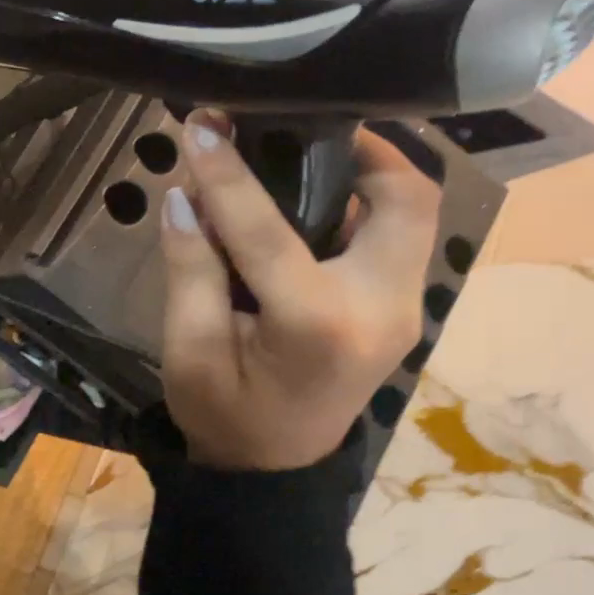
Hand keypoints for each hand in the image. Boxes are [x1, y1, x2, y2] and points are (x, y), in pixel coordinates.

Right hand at [158, 111, 440, 470]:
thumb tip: (183, 197)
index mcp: (317, 322)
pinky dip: (361, 203)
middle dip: (357, 148)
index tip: (201, 124)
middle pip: (403, 200)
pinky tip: (309, 198)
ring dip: (365, 171)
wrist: (273, 470)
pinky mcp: (399, 308)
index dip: (226, 172)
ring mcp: (402, 308)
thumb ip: (190, 270)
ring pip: (410, 213)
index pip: (268, 228)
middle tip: (293, 124)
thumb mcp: (187, 349)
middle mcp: (382, 306)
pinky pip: (394, 236)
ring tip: (299, 150)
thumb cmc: (221, 413)